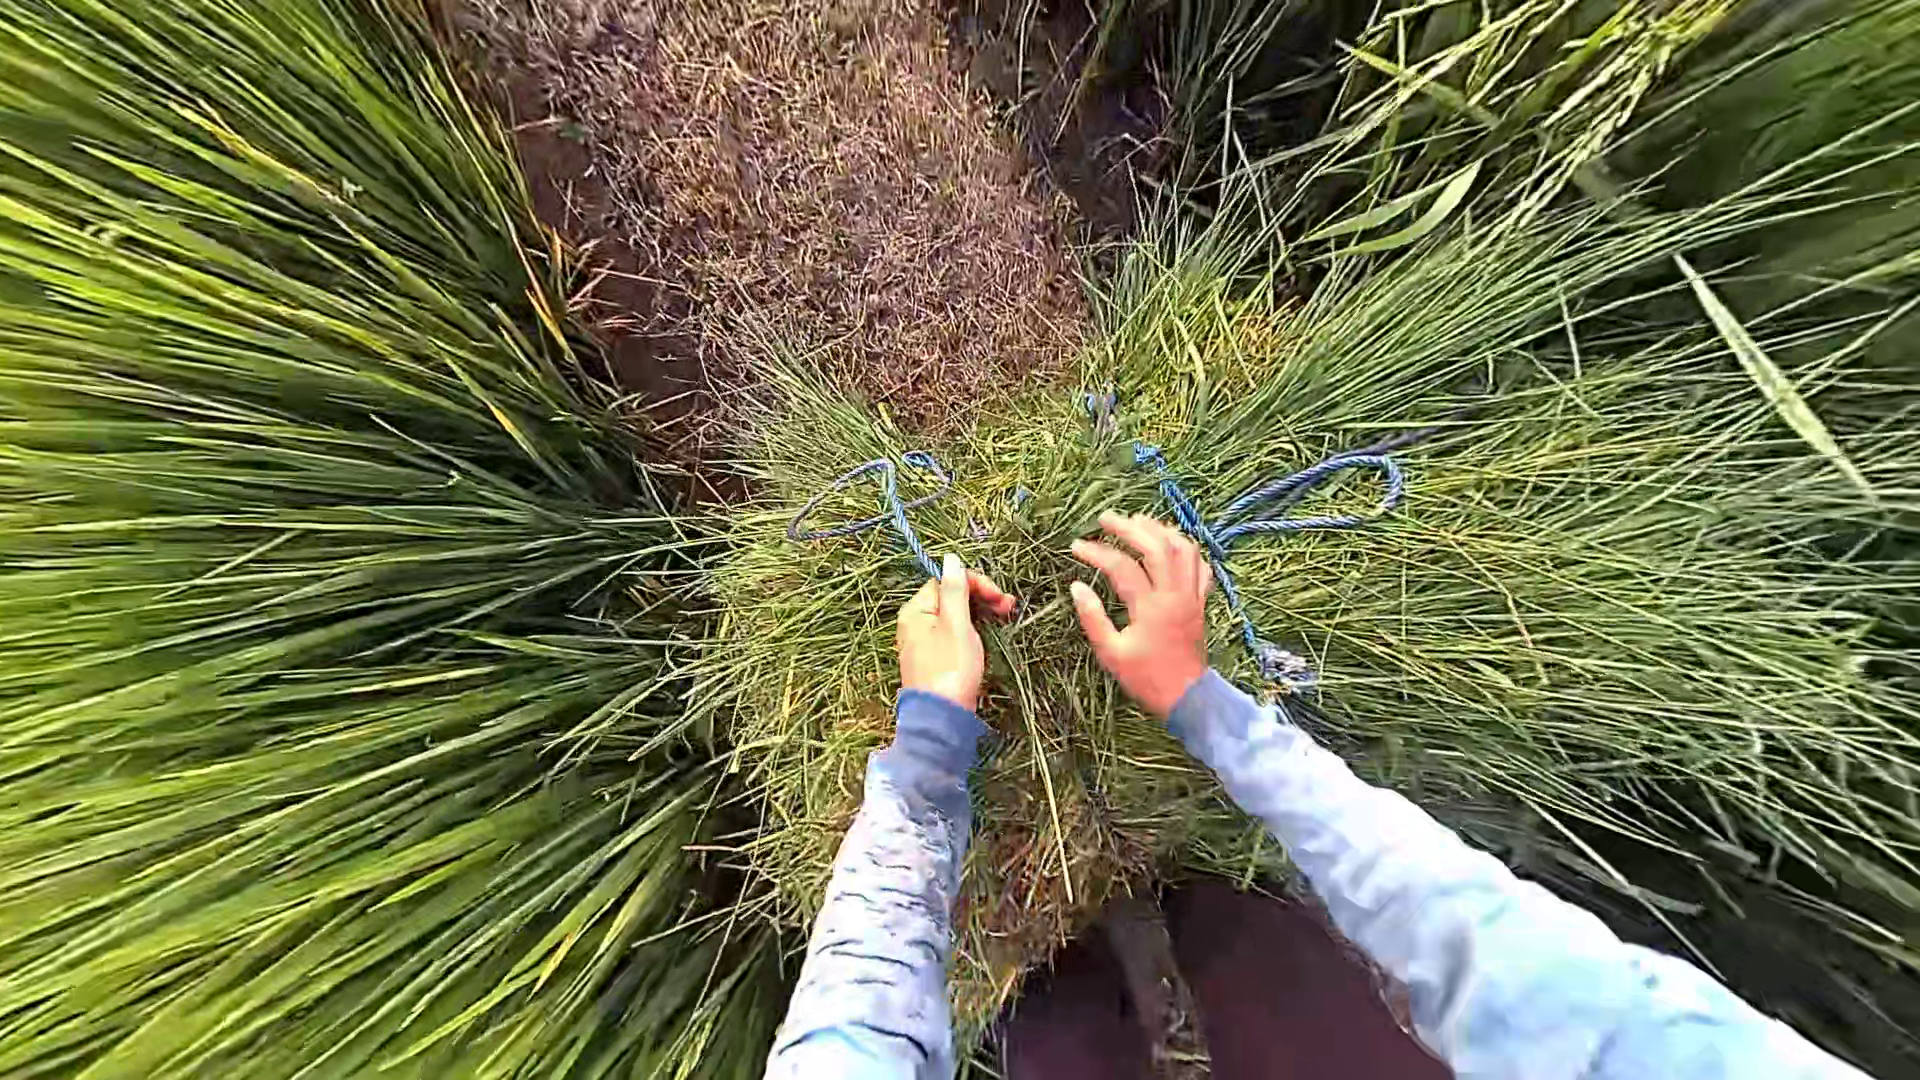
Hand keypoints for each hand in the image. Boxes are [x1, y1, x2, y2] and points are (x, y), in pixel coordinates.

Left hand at [897, 552, 1016, 711]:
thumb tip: (950, 558)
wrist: (942, 720)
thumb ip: (955, 590)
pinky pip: (955, 633)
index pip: (946, 581)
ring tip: (1006, 617)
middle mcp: (916, 623)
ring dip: (981, 612)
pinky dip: (974, 629)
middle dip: (981, 597)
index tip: (1000, 597)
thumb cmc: (950, 670)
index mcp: (916, 611)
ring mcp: (926, 641)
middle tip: (1008, 607)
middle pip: (951, 596)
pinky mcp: (938, 658)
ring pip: (956, 614)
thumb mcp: (956, 625)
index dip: (974, 583)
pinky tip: (989, 633)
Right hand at [1069, 512, 1212, 717]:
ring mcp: (1192, 596)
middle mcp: (1175, 595)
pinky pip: (1200, 566)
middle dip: (1129, 527)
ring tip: (1138, 521)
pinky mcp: (1201, 601)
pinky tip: (1171, 544)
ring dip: (1160, 530)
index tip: (1076, 546)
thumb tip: (1076, 587)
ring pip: (1183, 549)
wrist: (1188, 697)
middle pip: (1156, 546)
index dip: (1097, 552)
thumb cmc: (1145, 678)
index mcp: (1151, 607)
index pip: (1121, 566)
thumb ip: (1093, 617)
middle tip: (1106, 519)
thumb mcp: (1111, 653)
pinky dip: (1186, 549)